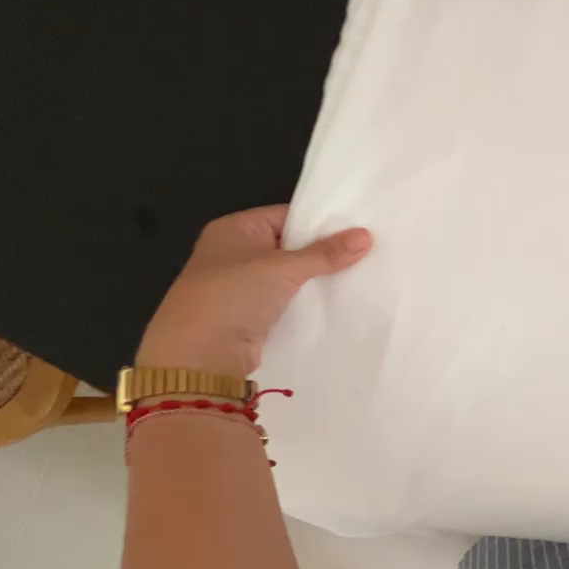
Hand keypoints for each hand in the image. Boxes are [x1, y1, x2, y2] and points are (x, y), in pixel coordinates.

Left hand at [136, 206, 371, 376]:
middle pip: (291, 245)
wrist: (201, 352)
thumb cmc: (234, 294)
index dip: (321, 222)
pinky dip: (308, 300)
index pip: (286, 216)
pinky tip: (339, 300)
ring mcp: (243, 284)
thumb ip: (326, 253)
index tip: (358, 227)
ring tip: (362, 274)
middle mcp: (236, 252)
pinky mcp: (253, 313)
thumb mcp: (283, 268)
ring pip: (291, 275)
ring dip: (318, 278)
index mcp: (235, 229)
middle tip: (367, 250)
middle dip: (324, 251)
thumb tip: (367, 235)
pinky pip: (288, 299)